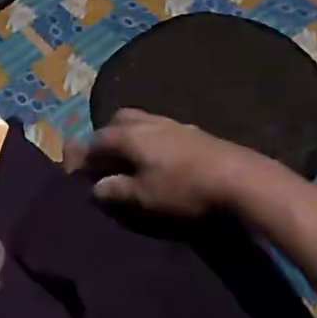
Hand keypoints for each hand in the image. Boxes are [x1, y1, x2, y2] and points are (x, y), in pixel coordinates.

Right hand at [72, 108, 255, 216]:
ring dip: (130, 135)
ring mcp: (170, 123)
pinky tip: (161, 157)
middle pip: (117, 121)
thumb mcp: (145, 196)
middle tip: (106, 159)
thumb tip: (96, 187)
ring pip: (140, 121)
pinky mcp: (191, 130)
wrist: (237, 176)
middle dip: (107, 137)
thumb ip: (117, 190)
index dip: (85, 156)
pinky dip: (151, 139)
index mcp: (128, 135)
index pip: (96, 140)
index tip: (79, 171)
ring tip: (132, 158)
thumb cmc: (183, 187)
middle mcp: (145, 122)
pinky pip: (159, 128)